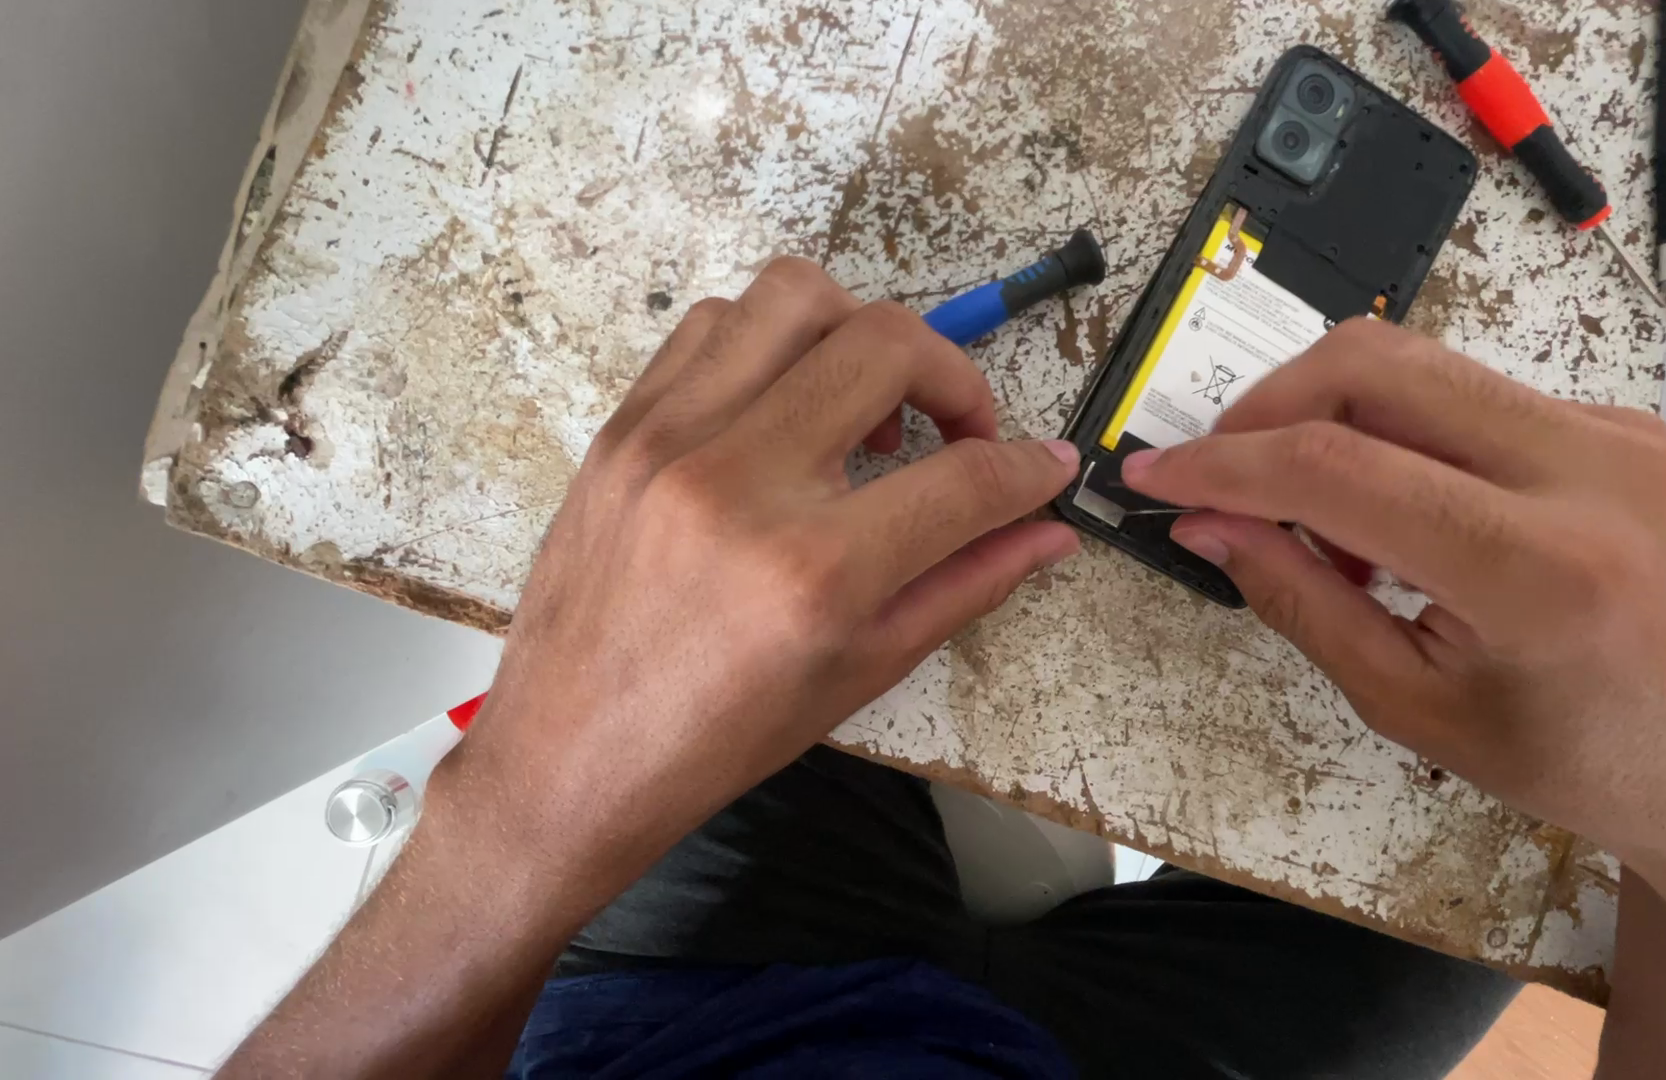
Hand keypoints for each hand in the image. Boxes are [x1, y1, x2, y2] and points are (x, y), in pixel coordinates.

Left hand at [441, 258, 1079, 895]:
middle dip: (957, 379)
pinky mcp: (624, 424)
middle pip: (887, 345)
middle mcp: (742, 479)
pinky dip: (779, 343)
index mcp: (816, 570)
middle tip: (960, 432)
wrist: (569, 757)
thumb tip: (1051, 532)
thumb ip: (971, 585)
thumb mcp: (866, 670)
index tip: (1049, 465)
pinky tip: (789, 407)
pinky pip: (717, 324)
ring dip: (863, 334)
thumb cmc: (727, 734)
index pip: (964, 481)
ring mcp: (670, 437)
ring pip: (796, 295)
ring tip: (869, 407)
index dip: (1028, 468)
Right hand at [1121, 319, 1665, 894]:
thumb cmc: (1574, 764)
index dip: (1220, 464)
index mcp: (1536, 566)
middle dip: (1260, 406)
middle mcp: (1586, 464)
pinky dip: (1378, 429)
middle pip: (1370, 364)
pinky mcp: (1611, 422)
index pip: (1335, 467)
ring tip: (1298, 506)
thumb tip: (1204, 525)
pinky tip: (1378, 506)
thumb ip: (1295, 598)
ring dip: (1316, 413)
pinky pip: (1454, 391)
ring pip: (1409, 360)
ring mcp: (1610, 428)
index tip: (1148, 474)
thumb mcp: (1406, 703)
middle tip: (1215, 472)